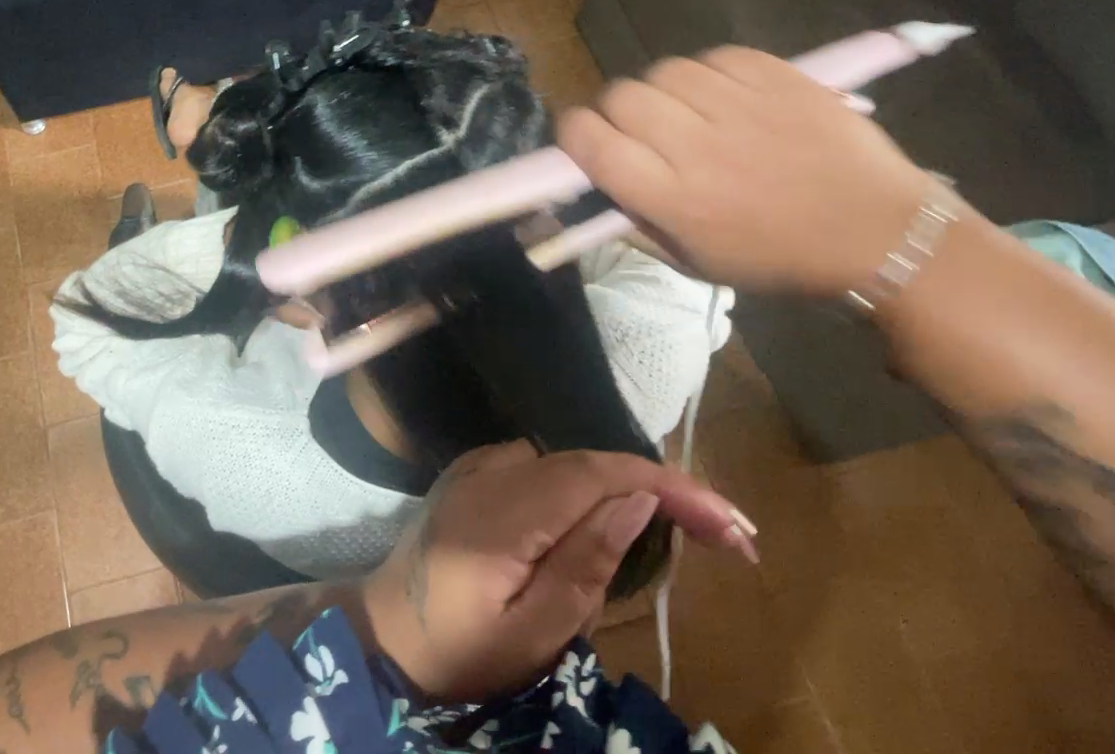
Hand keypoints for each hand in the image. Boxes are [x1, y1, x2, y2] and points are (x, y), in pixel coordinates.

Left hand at [361, 441, 755, 702]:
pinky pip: (541, 468)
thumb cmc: (459, 650)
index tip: (731, 525)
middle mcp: (490, 472)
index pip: (600, 473)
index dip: (671, 487)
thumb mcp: (533, 631)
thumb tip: (637, 499)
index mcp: (505, 510)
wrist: (382, 633)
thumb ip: (586, 563)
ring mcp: (475, 468)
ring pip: (570, 463)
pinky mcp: (469, 475)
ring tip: (680, 529)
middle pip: (591, 463)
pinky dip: (584, 486)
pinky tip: (609, 515)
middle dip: (662, 489)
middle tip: (726, 536)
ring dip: (626, 487)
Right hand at [558, 47, 940, 295]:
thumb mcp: (691, 262)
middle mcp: (697, 145)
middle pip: (621, 97)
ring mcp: (742, 106)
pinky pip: (715, 56)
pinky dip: (706, 73)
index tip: (584, 142)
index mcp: (671, 197)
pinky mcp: (780, 78)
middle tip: (636, 129)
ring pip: (664, 70)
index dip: (573, 134)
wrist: (878, 234)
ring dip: (660, 90)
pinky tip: (721, 96)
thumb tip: (597, 188)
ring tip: (682, 110)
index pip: (589, 141)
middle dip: (614, 110)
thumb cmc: (775, 258)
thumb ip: (635, 224)